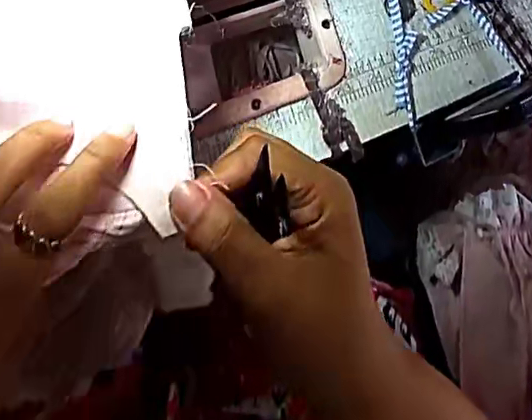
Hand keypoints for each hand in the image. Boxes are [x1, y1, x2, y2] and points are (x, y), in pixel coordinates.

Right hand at [171, 132, 480, 419]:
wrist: (350, 381)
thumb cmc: (322, 335)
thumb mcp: (268, 286)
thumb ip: (225, 236)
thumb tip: (181, 192)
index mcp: (321, 187)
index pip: (258, 150)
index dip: (220, 177)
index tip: (191, 216)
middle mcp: (313, 187)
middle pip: (249, 163)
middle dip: (220, 198)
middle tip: (201, 240)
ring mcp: (302, 209)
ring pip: (245, 190)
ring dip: (223, 221)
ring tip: (218, 260)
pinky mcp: (289, 232)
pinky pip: (249, 215)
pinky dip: (231, 237)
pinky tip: (230, 269)